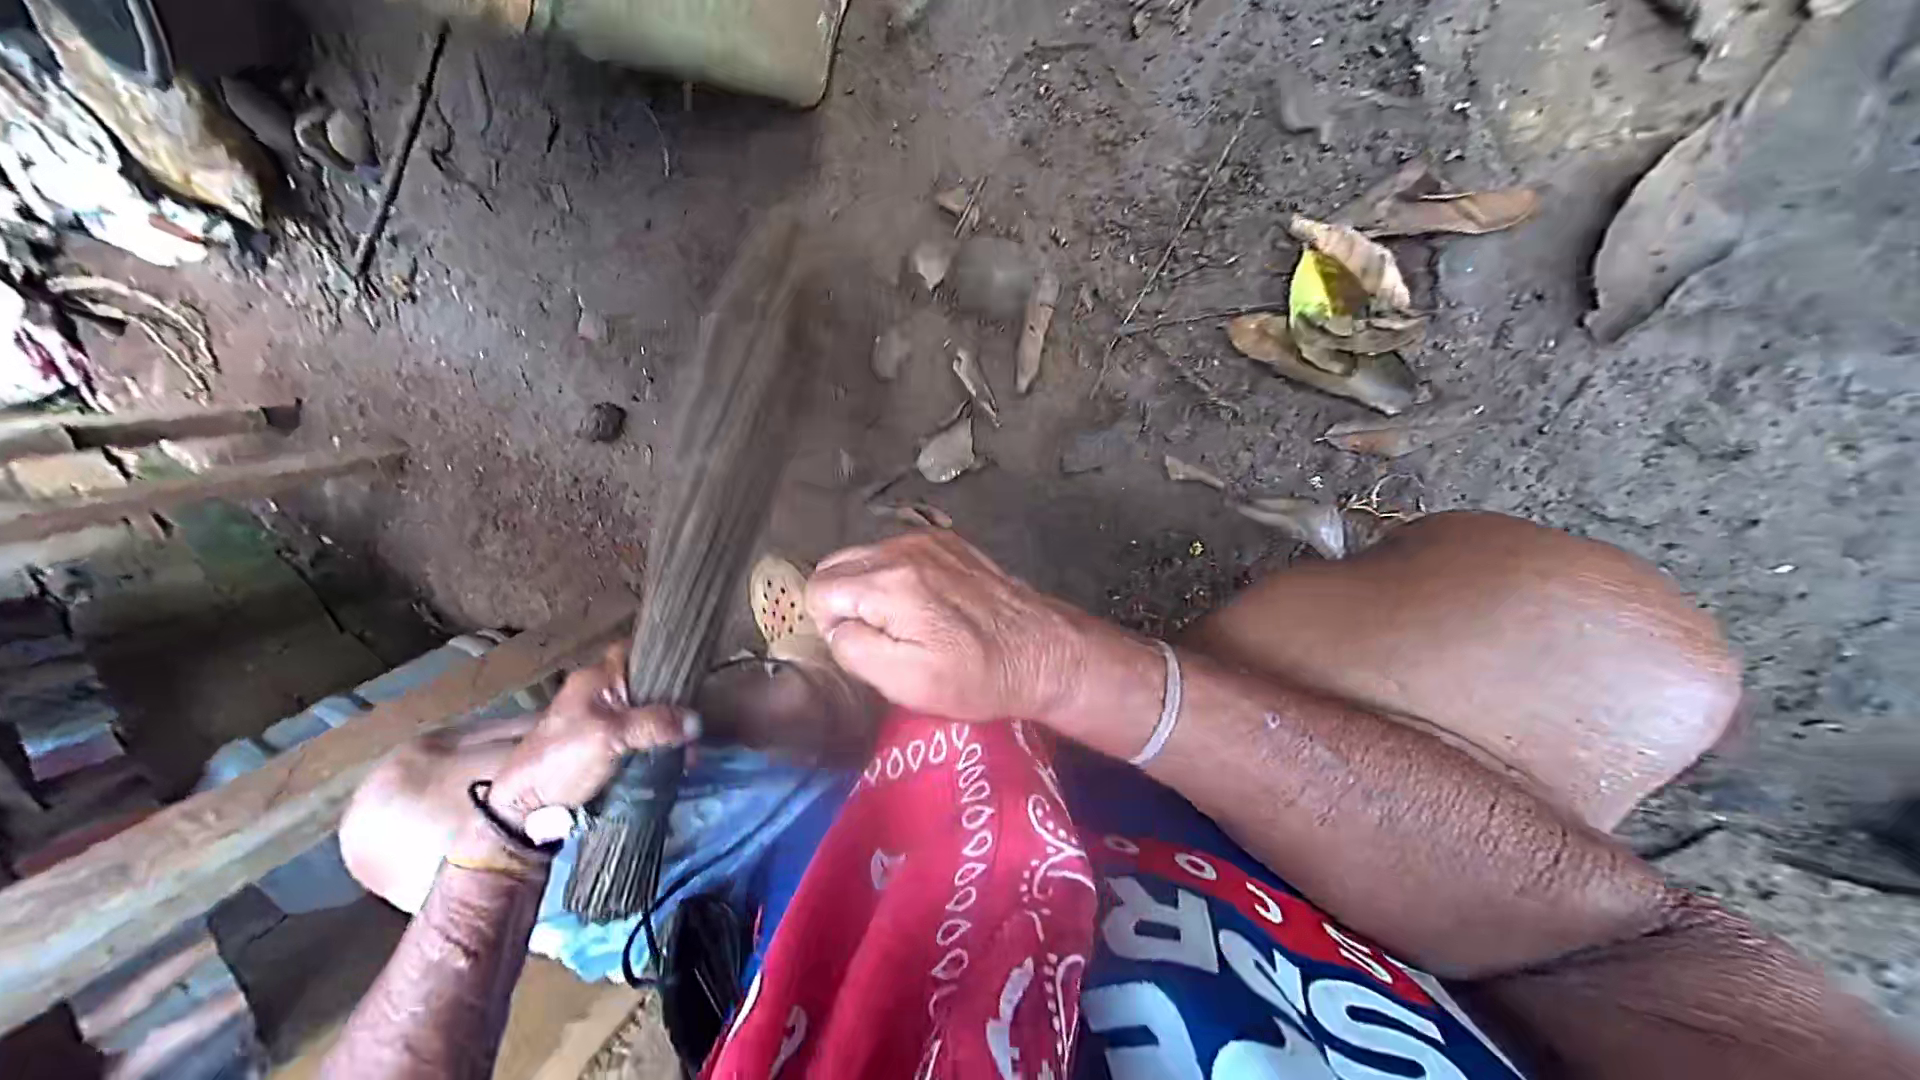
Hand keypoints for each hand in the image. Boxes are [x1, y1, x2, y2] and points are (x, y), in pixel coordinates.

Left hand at [484, 644, 691, 828]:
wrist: (523, 809)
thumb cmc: (560, 761)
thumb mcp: (610, 736)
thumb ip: (655, 723)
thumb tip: (696, 722)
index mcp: (595, 678)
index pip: (633, 650)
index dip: (661, 654)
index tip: (689, 668)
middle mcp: (600, 692)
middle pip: (648, 683)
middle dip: (675, 701)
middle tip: (696, 721)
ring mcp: (603, 718)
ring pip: (649, 711)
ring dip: (670, 728)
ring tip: (688, 751)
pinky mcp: (606, 744)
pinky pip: (643, 734)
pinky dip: (660, 744)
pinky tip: (675, 758)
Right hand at [805, 530, 1092, 722]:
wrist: (1044, 652)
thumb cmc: (977, 676)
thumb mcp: (906, 682)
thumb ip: (854, 648)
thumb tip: (836, 626)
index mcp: (889, 582)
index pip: (818, 589)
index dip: (829, 625)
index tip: (863, 646)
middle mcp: (903, 548)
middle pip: (836, 565)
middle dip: (843, 602)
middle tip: (878, 636)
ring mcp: (928, 540)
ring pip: (865, 557)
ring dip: (869, 589)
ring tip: (904, 623)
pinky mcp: (948, 543)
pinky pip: (897, 553)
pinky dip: (896, 577)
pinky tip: (925, 605)